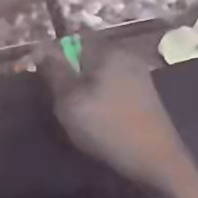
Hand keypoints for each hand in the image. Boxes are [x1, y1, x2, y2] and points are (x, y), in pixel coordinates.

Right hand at [43, 44, 197, 197]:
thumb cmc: (108, 127)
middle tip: (58, 100)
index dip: (53, 54)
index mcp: (109, 50)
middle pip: (87, 55)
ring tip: (76, 113)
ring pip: (100, 73)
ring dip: (84, 88)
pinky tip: (97, 119)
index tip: (42, 77)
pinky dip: (100, 98)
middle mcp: (127, 55)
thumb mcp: (71, 101)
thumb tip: (41, 50)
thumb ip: (54, 72)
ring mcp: (139, 75)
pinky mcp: (145, 95)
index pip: (73, 38)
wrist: (155, 159)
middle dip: (69, 73)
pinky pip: (113, 87)